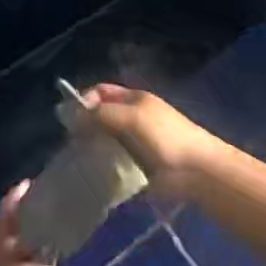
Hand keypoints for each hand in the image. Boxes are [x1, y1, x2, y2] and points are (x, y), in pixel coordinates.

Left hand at [0, 182, 53, 265]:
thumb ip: (42, 249)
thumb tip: (46, 232)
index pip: (5, 211)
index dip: (16, 195)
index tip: (29, 183)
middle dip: (12, 209)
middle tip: (32, 200)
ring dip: (10, 226)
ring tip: (30, 220)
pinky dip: (8, 241)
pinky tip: (22, 247)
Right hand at [81, 84, 227, 200]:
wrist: (195, 170)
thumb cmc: (165, 136)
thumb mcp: (131, 116)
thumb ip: (102, 113)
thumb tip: (74, 114)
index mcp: (133, 99)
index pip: (101, 91)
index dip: (84, 99)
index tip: (70, 117)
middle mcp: (131, 117)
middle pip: (100, 116)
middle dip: (85, 125)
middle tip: (72, 141)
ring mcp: (134, 143)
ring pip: (104, 141)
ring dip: (92, 148)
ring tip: (78, 159)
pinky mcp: (135, 166)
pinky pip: (112, 162)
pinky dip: (102, 166)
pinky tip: (91, 173)